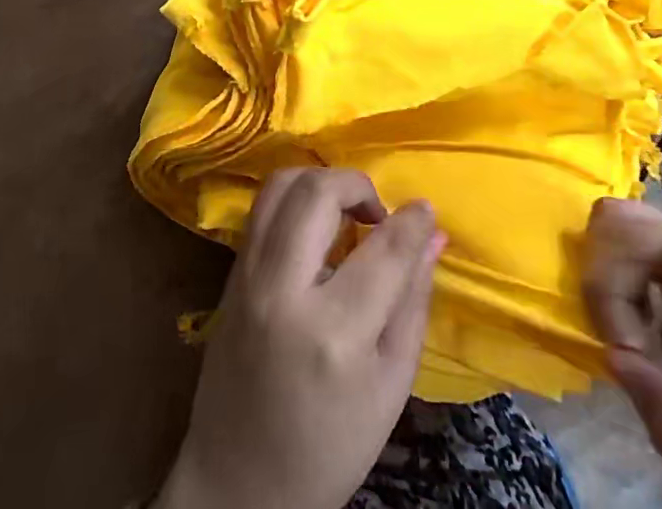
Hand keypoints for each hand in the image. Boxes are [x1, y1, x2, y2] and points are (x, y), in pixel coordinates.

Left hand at [155, 168, 444, 508]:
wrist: (238, 483)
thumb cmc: (329, 446)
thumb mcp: (391, 385)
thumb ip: (414, 300)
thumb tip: (432, 235)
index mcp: (333, 331)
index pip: (383, 248)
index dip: (412, 220)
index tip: (424, 209)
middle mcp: (282, 290)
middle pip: (317, 193)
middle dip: (357, 184)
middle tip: (378, 215)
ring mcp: (246, 278)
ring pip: (279, 186)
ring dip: (321, 183)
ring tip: (346, 215)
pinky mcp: (229, 277)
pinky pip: (261, 211)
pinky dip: (294, 201)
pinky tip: (316, 230)